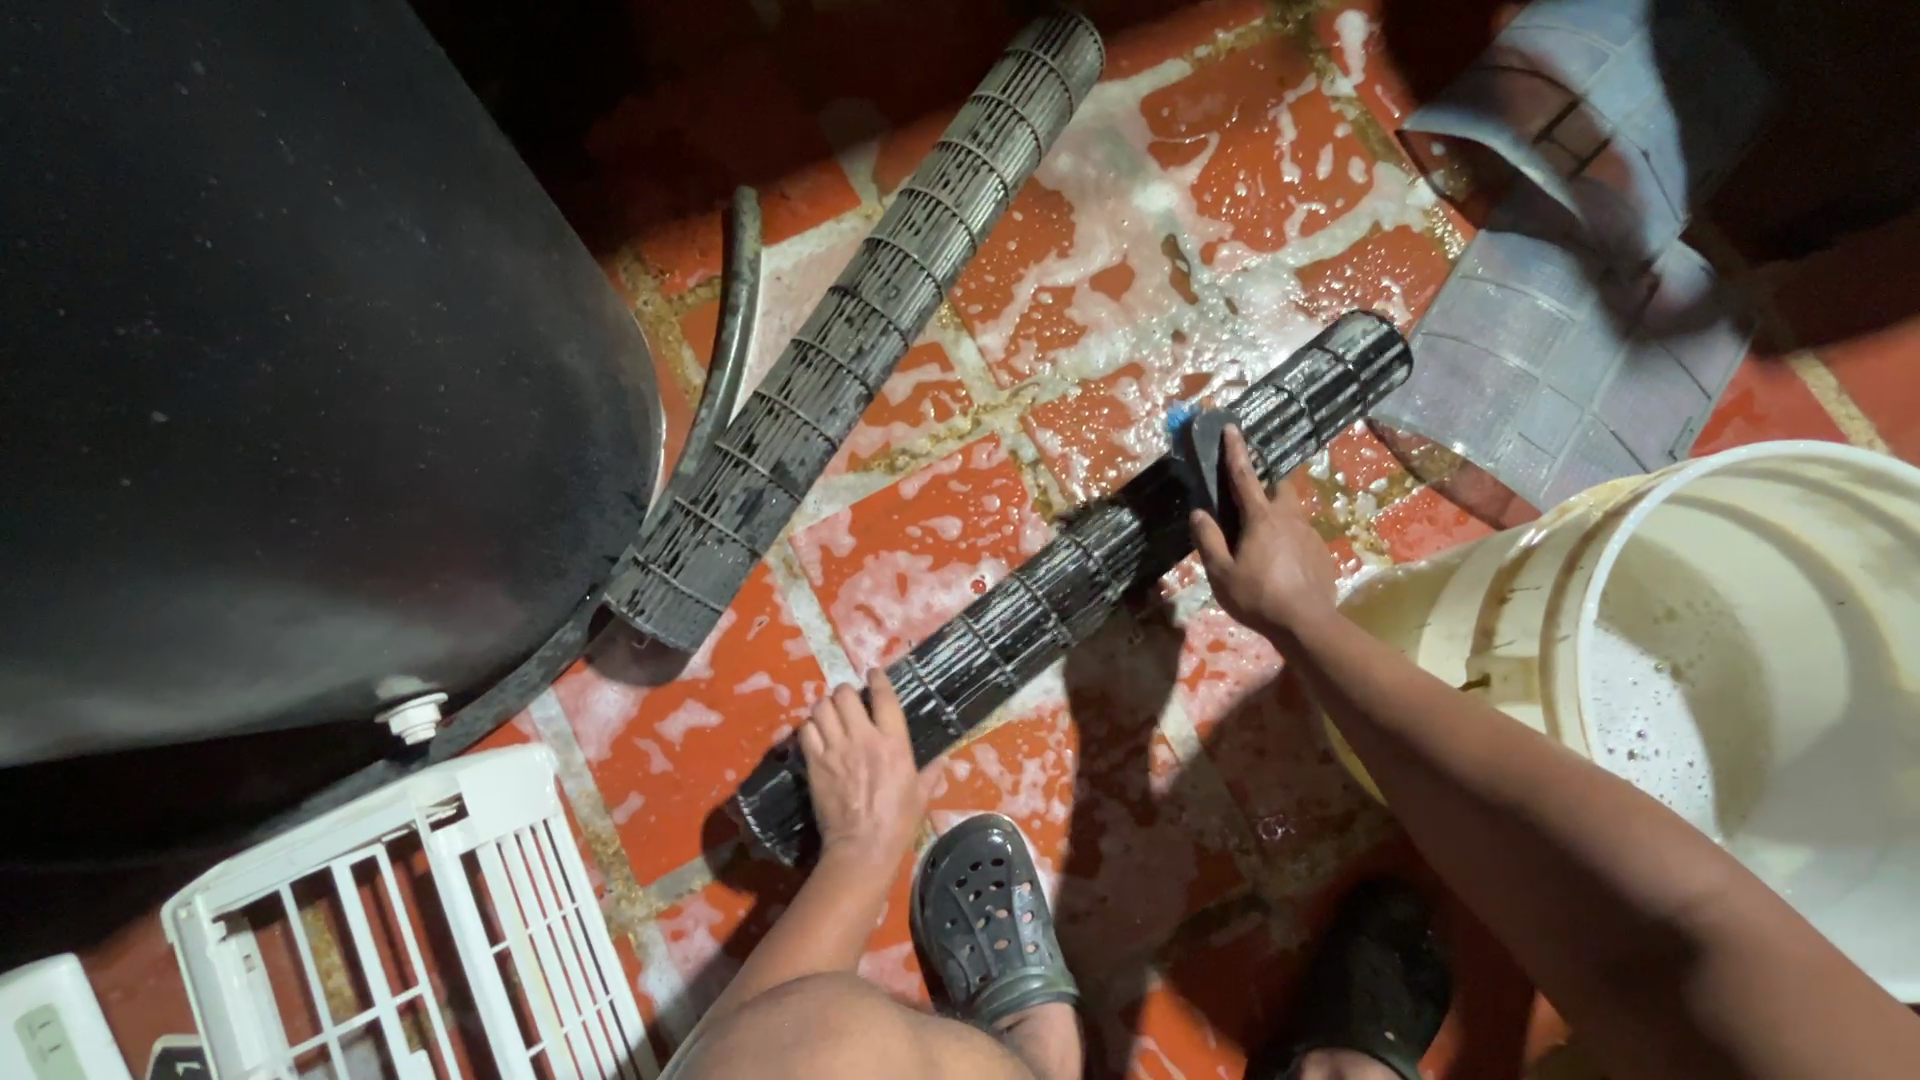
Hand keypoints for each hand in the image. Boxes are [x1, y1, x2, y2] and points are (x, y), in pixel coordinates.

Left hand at [800, 669, 938, 865]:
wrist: (862, 847)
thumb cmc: (898, 821)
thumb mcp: (921, 795)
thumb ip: (932, 772)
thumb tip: (944, 760)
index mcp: (893, 742)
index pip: (884, 697)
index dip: (878, 679)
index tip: (873, 672)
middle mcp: (863, 738)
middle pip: (846, 695)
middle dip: (846, 692)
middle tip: (848, 700)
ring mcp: (836, 749)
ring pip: (822, 708)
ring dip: (826, 706)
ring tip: (830, 712)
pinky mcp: (815, 763)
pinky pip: (806, 731)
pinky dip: (810, 727)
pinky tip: (816, 734)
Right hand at [1190, 425, 1338, 635]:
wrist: (1307, 624)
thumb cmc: (1258, 597)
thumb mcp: (1221, 573)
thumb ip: (1208, 540)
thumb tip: (1199, 513)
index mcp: (1261, 519)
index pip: (1244, 477)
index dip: (1236, 451)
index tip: (1232, 428)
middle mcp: (1289, 518)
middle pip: (1279, 488)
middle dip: (1267, 483)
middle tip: (1252, 496)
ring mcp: (1310, 535)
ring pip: (1292, 513)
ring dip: (1277, 517)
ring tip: (1263, 541)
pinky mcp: (1321, 553)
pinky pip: (1301, 537)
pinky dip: (1289, 542)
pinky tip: (1281, 565)